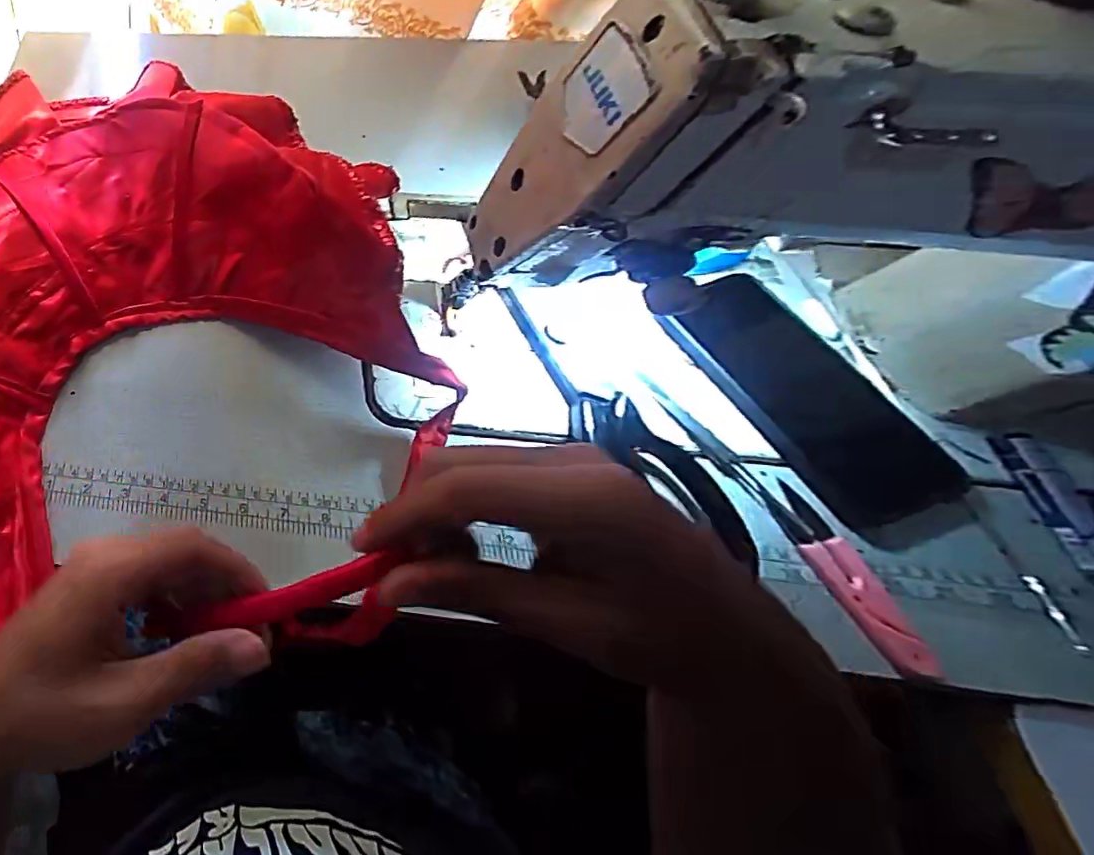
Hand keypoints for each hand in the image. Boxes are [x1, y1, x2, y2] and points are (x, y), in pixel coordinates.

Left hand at [0, 529, 271, 788]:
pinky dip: (170, 599)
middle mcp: (103, 553)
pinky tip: (177, 635)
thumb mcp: (126, 701)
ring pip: (162, 562)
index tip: (270, 613)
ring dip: (198, 592)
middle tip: (252, 634)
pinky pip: (141, 577)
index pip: (193, 547)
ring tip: (222, 639)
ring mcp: (90, 566)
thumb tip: (259, 645)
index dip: (239, 571)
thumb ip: (193, 667)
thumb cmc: (47, 714)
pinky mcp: (84, 584)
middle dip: (222, 584)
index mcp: (111, 569)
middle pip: (180, 549)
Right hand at [355, 444, 834, 698]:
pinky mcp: (562, 463)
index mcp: (586, 498)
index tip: (363, 547)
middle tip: (395, 564)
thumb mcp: (561, 623)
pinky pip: (487, 470)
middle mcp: (572, 459)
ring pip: (466, 463)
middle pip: (458, 465)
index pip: (468, 488)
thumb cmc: (658, 637)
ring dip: (434, 509)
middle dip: (414, 511)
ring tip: (439, 562)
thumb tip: (386, 587)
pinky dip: (458, 505)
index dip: (405, 514)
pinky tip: (468, 544)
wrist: (730, 633)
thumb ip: (471, 592)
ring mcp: (568, 455)